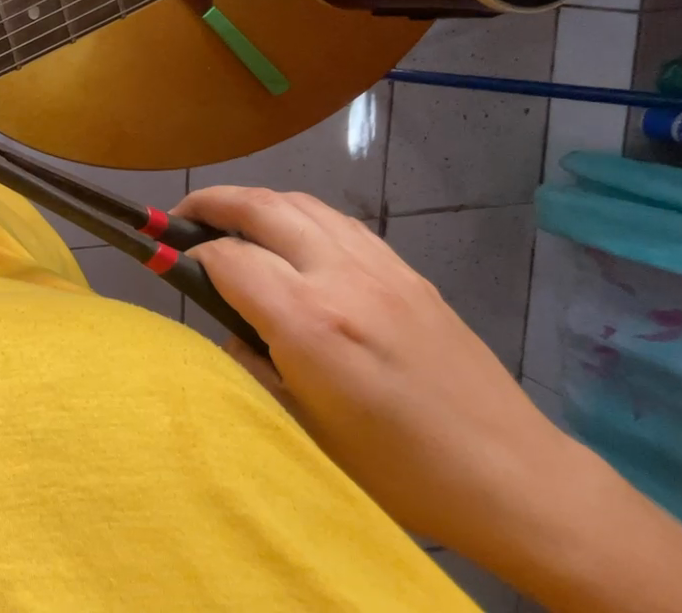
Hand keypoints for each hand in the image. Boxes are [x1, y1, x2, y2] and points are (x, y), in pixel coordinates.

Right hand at [171, 187, 567, 553]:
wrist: (513, 478)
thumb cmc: (395, 467)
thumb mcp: (300, 423)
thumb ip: (250, 361)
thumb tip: (230, 325)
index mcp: (309, 323)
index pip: (226, 257)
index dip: (188, 255)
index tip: (168, 264)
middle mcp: (343, 280)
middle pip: (260, 208)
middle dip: (210, 203)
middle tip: (179, 218)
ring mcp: (382, 271)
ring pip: (301, 204)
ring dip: (254, 203)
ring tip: (228, 221)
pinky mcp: (409, 274)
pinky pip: (339, 223)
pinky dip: (298, 216)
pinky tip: (288, 239)